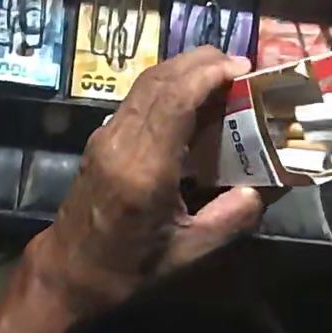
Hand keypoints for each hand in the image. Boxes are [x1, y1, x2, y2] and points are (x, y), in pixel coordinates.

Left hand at [24, 47, 265, 320]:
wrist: (68, 270)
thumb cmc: (128, 267)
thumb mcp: (188, 252)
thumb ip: (230, 218)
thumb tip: (264, 188)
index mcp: (145, 170)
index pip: (174, 100)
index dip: (208, 74)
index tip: (241, 67)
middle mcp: (122, 142)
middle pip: (160, 80)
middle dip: (200, 61)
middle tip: (238, 63)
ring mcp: (107, 135)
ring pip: (145, 83)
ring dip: (183, 68)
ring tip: (220, 71)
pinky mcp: (101, 136)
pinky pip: (137, 96)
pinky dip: (167, 83)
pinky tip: (190, 94)